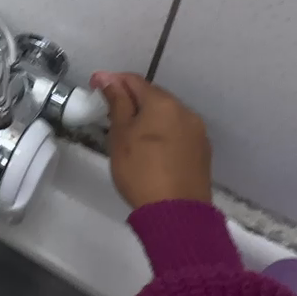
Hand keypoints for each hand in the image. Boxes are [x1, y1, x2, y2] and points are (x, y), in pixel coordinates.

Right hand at [91, 72, 212, 208]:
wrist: (177, 217)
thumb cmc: (140, 170)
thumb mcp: (120, 134)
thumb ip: (116, 102)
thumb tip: (107, 78)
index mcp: (164, 103)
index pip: (133, 80)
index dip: (111, 81)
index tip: (94, 90)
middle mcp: (185, 112)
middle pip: (152, 95)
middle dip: (130, 99)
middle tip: (109, 114)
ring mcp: (197, 133)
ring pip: (166, 114)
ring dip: (146, 116)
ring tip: (128, 132)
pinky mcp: (202, 153)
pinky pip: (177, 131)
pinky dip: (161, 132)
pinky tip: (149, 147)